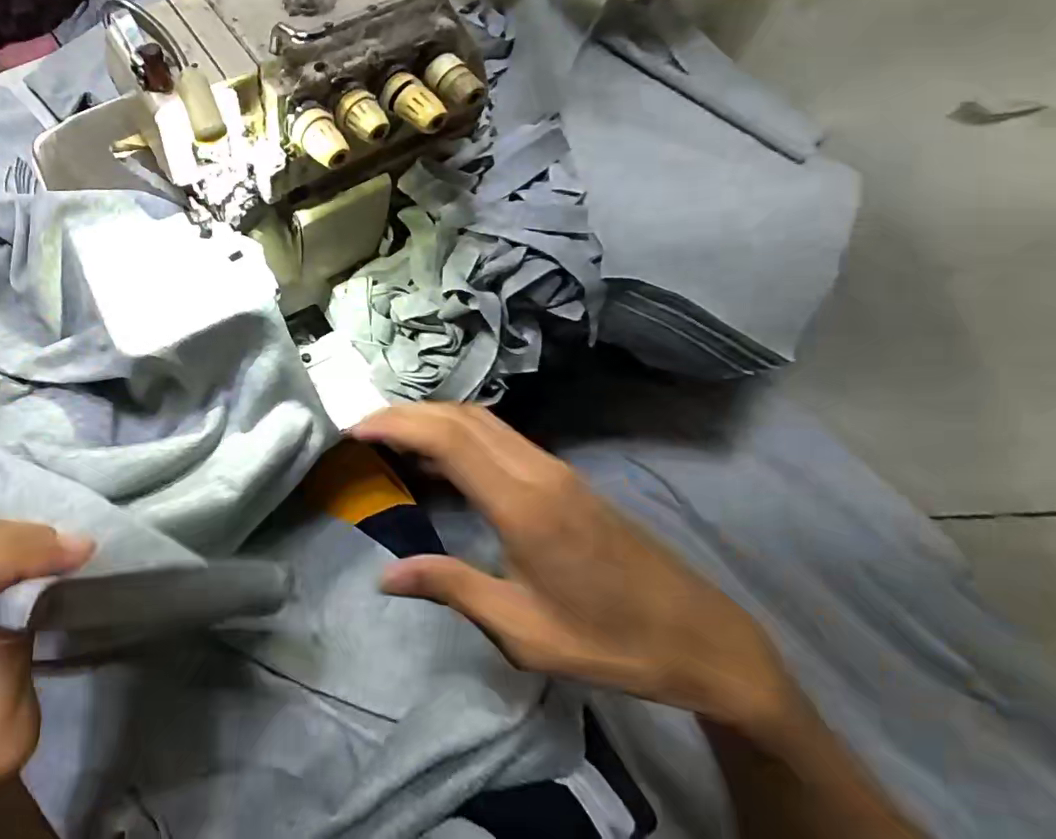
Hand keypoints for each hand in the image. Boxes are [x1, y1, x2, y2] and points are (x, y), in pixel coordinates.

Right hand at [353, 404, 799, 733]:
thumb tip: (386, 574)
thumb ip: (452, 589)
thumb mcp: (523, 630)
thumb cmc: (610, 642)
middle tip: (361, 428)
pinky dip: (458, 433)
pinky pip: (500, 437)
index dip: (396, 425)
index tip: (353, 428)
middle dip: (406, 412)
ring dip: (432, 418)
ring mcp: (556, 469)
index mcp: (524, 505)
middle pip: (462, 416)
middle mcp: (539, 472)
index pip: (448, 439)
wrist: (702, 637)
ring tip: (389, 438)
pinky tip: (438, 459)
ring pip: (482, 420)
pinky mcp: (565, 478)